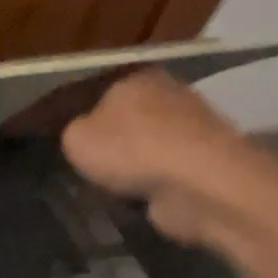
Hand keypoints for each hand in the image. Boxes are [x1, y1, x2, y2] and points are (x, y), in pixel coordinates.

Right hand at [37, 68, 257, 245]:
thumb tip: (85, 133)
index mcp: (137, 78)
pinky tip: (137, 198)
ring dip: (132, 166)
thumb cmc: (131, 149)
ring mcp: (194, 127)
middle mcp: (170, 94)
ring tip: (109, 188)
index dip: (82, 117)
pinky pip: (166, 171)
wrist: (197, 181)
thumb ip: (73, 130)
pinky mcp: (207, 160)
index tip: (70, 142)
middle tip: (88, 167)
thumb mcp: (76, 137)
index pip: (101, 93)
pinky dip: (152, 183)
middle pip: (128, 119)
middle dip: (111, 142)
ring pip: (148, 146)